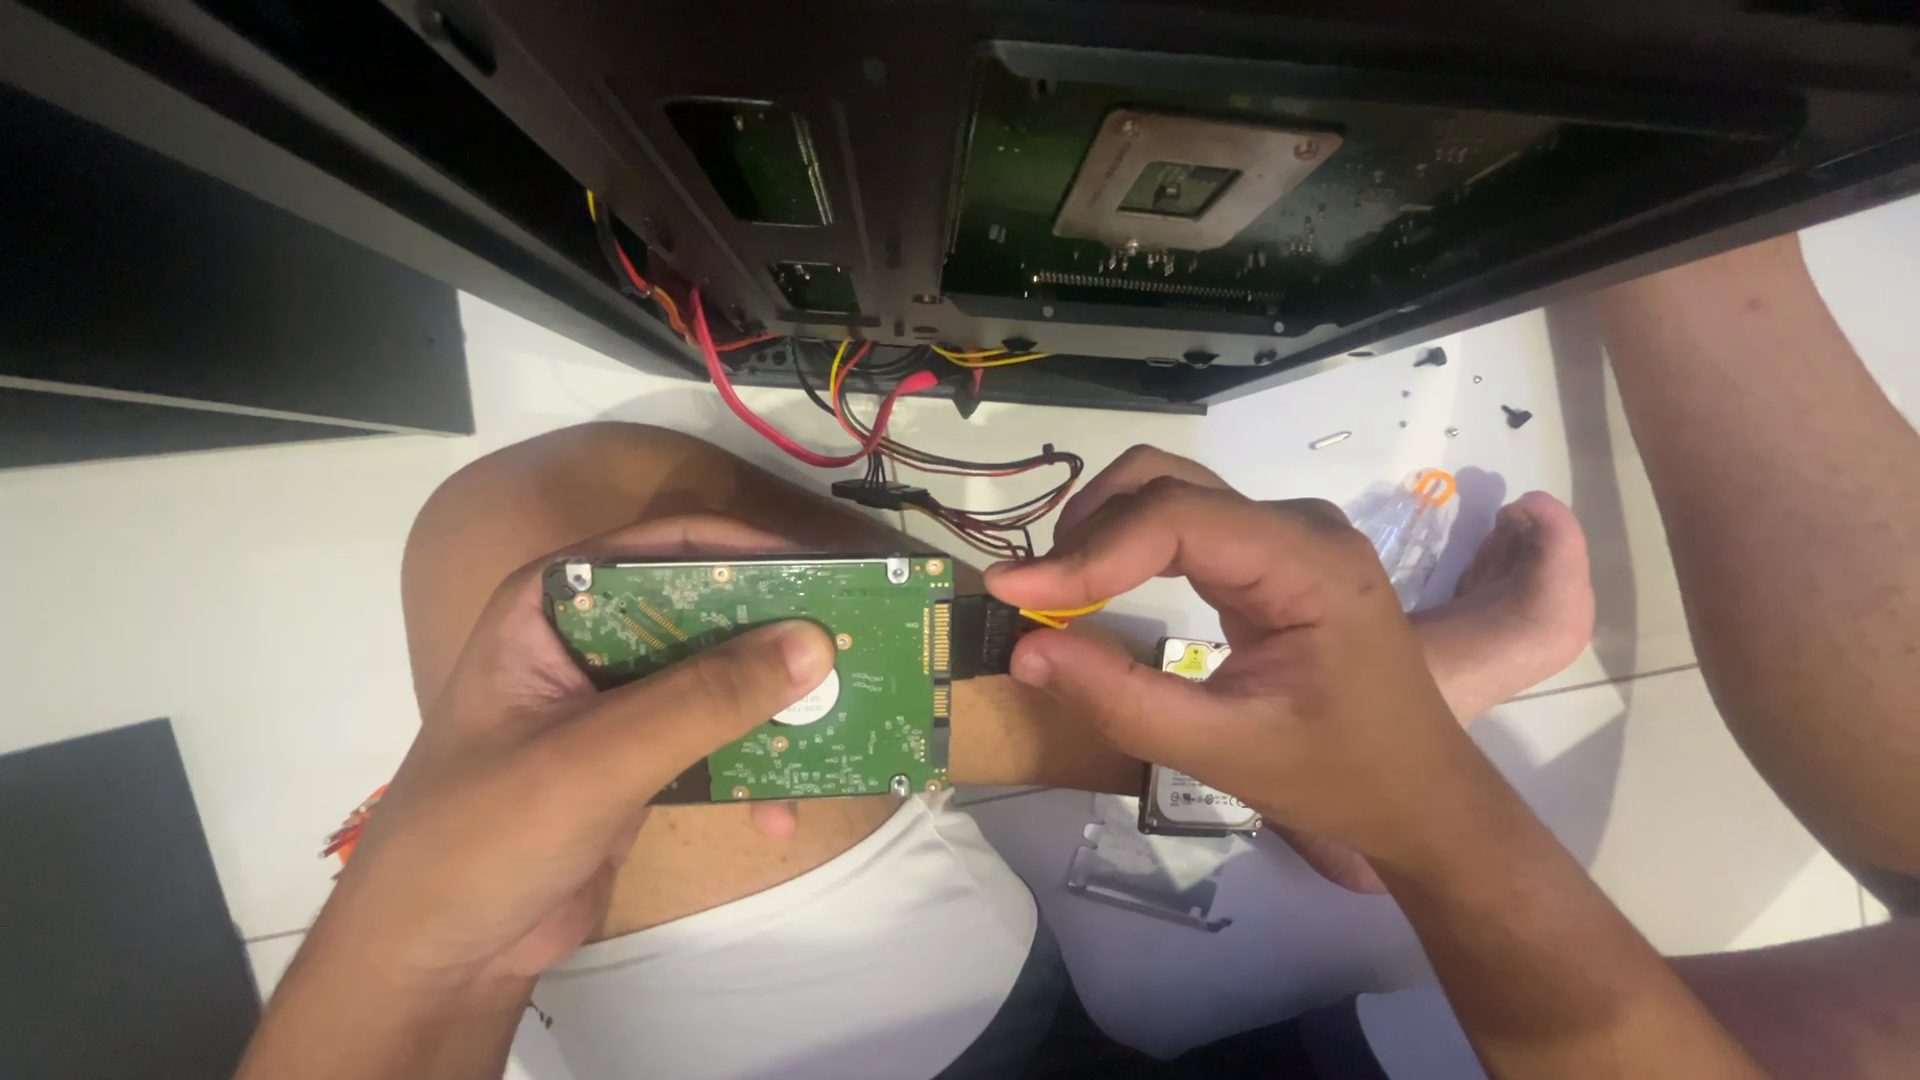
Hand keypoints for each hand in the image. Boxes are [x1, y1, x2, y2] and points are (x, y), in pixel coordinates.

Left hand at [309, 515, 835, 991]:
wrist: (435, 962)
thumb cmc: (484, 838)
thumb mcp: (598, 758)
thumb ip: (705, 698)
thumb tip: (814, 643)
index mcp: (557, 606)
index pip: (668, 547)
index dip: (749, 551)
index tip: (824, 576)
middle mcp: (594, 640)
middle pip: (707, 612)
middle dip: (777, 637)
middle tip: (848, 651)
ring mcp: (621, 700)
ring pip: (720, 676)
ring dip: (775, 706)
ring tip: (835, 730)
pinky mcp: (643, 755)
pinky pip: (716, 738)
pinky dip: (752, 767)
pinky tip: (779, 812)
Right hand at [987, 457, 1484, 864]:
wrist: (1420, 794)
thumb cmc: (1338, 778)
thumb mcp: (1223, 751)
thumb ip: (1120, 701)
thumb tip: (1023, 650)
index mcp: (1308, 563)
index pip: (1176, 518)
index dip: (1087, 553)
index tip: (1013, 594)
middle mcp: (1297, 525)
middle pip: (1165, 481)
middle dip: (1087, 529)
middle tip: (1034, 595)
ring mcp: (1284, 533)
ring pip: (1167, 490)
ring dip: (1100, 530)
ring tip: (1056, 591)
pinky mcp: (1267, 552)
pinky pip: (1182, 523)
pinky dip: (1126, 544)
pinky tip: (1097, 585)